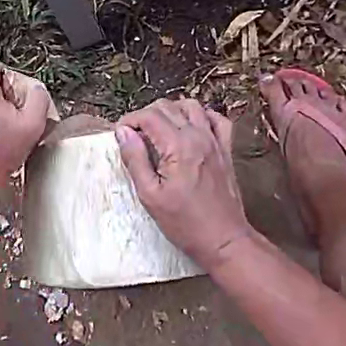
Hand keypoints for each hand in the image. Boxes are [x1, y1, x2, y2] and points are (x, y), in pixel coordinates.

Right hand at [114, 98, 250, 268]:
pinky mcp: (226, 149)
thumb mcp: (150, 196)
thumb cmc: (184, 223)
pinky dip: (202, 115)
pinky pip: (216, 119)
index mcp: (178, 146)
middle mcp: (198, 136)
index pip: (149, 116)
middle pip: (168, 107)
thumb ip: (135, 159)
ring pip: (191, 106)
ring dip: (172, 110)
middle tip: (135, 134)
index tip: (120, 133)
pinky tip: (191, 127)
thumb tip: (123, 132)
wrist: (224, 239)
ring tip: (159, 128)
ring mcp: (215, 140)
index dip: (130, 120)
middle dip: (146, 115)